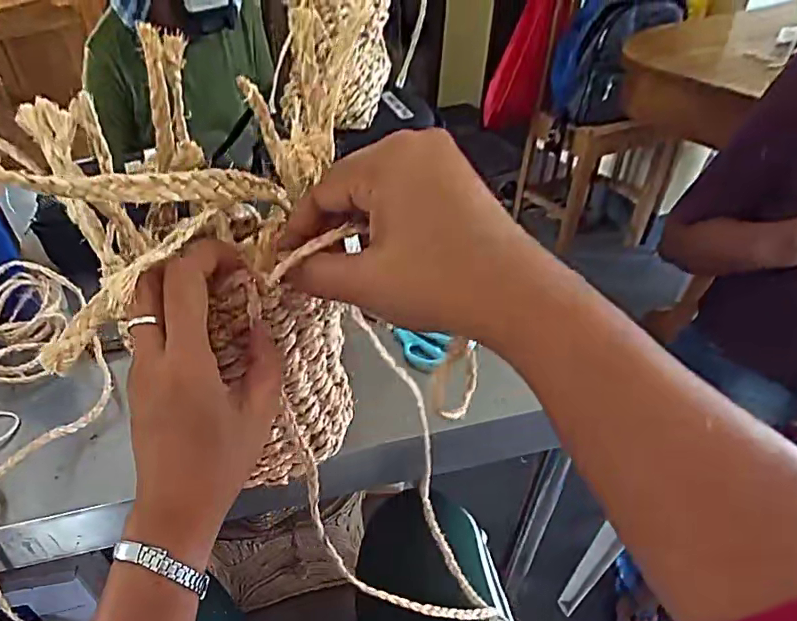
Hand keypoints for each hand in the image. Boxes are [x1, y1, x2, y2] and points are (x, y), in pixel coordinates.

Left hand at [122, 240, 284, 564]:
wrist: (175, 505)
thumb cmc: (221, 465)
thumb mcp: (259, 414)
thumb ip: (265, 360)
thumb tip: (256, 324)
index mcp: (185, 360)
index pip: (182, 278)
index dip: (209, 254)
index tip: (238, 263)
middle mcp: (152, 356)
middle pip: (147, 279)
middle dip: (182, 262)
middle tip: (220, 274)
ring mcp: (137, 369)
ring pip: (141, 305)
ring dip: (171, 289)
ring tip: (211, 302)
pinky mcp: (135, 383)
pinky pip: (144, 332)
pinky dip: (166, 316)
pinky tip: (198, 336)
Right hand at [278, 129, 559, 349]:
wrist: (513, 296)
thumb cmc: (439, 285)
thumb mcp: (364, 283)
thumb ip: (314, 273)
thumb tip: (288, 270)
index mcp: (387, 159)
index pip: (321, 191)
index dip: (298, 230)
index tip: (283, 261)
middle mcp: (414, 147)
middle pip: (349, 189)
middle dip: (329, 233)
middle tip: (315, 272)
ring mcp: (441, 161)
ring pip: (377, 196)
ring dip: (357, 234)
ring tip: (352, 273)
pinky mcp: (457, 183)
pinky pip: (405, 199)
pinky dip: (387, 229)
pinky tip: (384, 261)